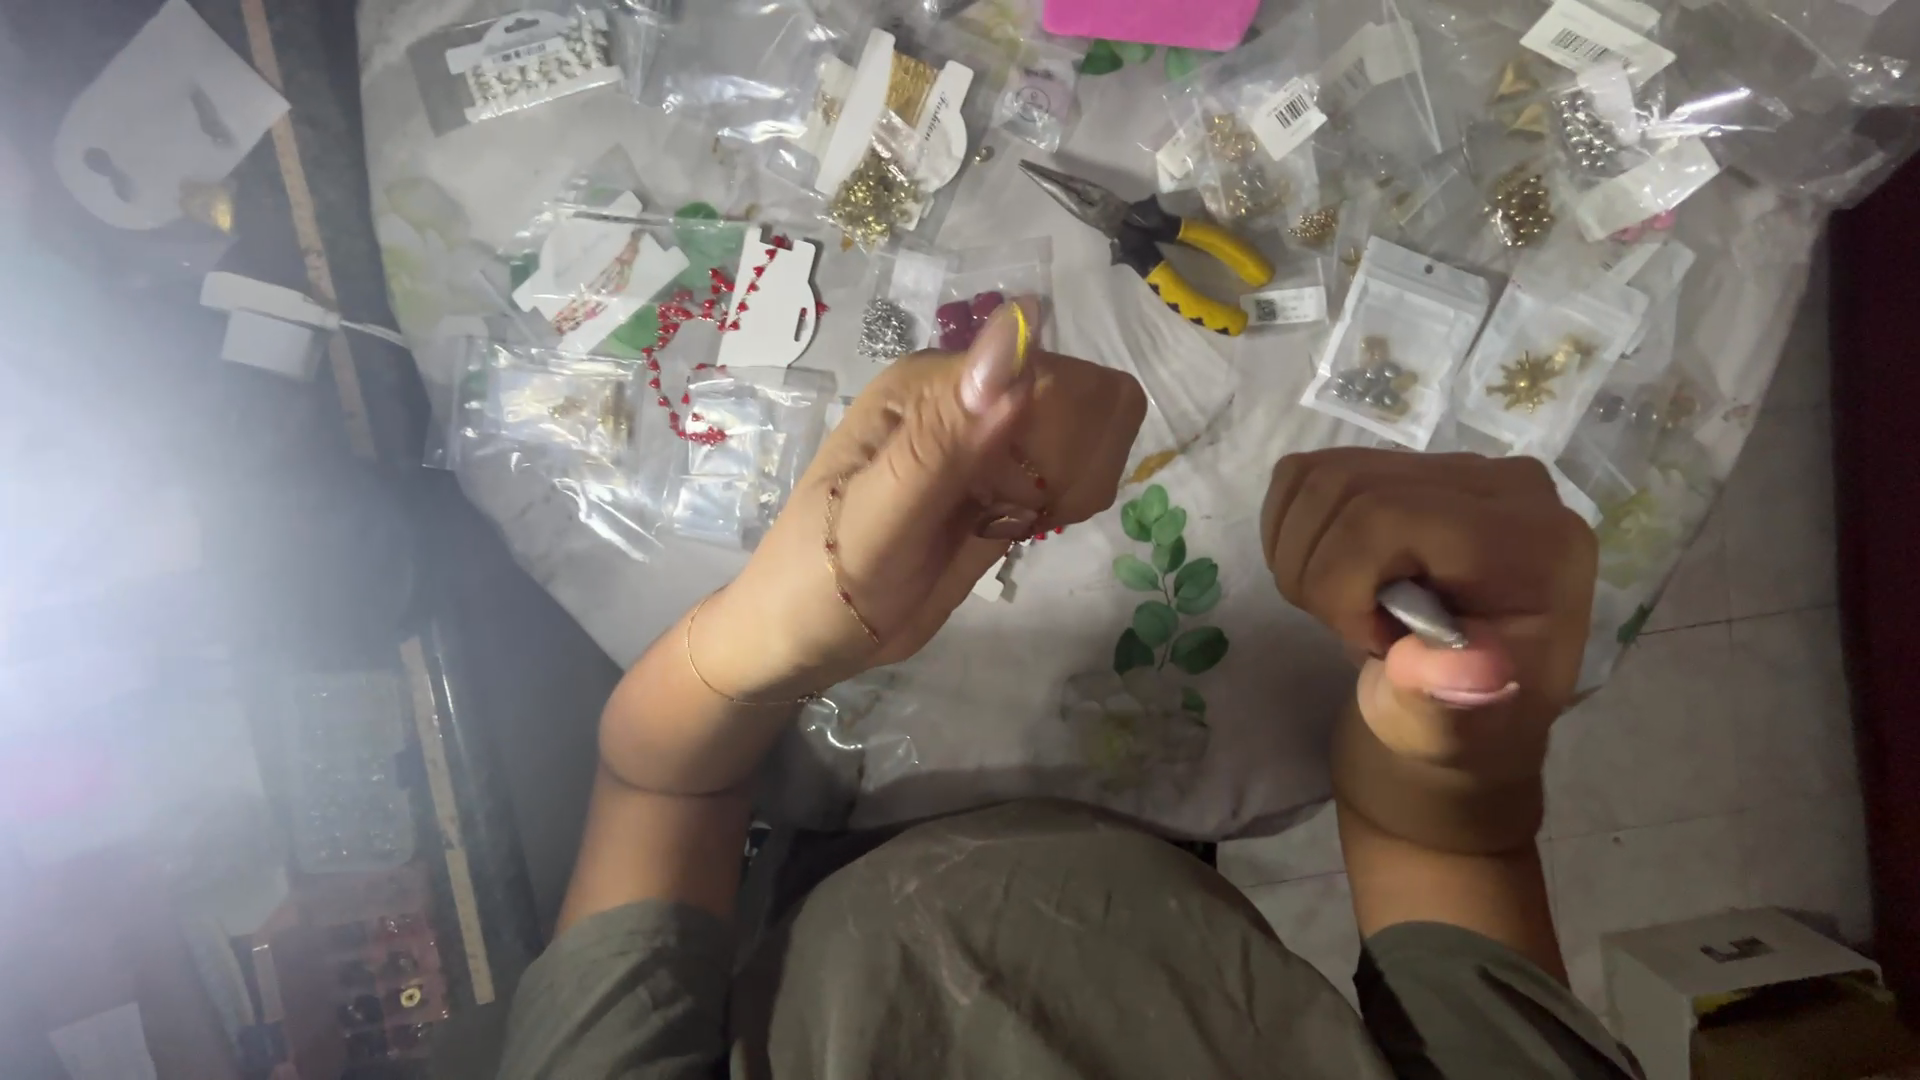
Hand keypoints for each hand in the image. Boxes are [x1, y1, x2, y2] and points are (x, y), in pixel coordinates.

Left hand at [695, 300, 1147, 698]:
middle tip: (1011, 518)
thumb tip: (1016, 331)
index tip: (1022, 505)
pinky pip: (1075, 466)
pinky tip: (1014, 528)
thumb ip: (941, 440)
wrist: (808, 636)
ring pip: (1093, 429)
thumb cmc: (824, 584)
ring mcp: (989, 434)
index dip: (1063, 445)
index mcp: (932, 386)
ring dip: (1073, 486)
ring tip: (1008, 524)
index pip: (1058, 378)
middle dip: (1073, 468)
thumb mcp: (877, 522)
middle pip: (1088, 398)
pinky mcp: (1002, 475)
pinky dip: (1066, 502)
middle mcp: (968, 395)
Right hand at [1260, 449, 1596, 782]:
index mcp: (1529, 542)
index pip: (1385, 514)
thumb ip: (1454, 702)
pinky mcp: (1390, 465)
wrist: (1454, 693)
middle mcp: (1492, 484)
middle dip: (1316, 572)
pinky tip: (1324, 569)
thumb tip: (1466, 671)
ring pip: (1314, 479)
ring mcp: (1439, 467)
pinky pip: (1303, 475)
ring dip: (1299, 553)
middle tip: (1348, 624)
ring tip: (1338, 599)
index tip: (1367, 636)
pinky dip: (1288, 530)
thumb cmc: (1461, 718)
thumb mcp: (1461, 731)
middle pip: (1340, 490)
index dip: (1342, 578)